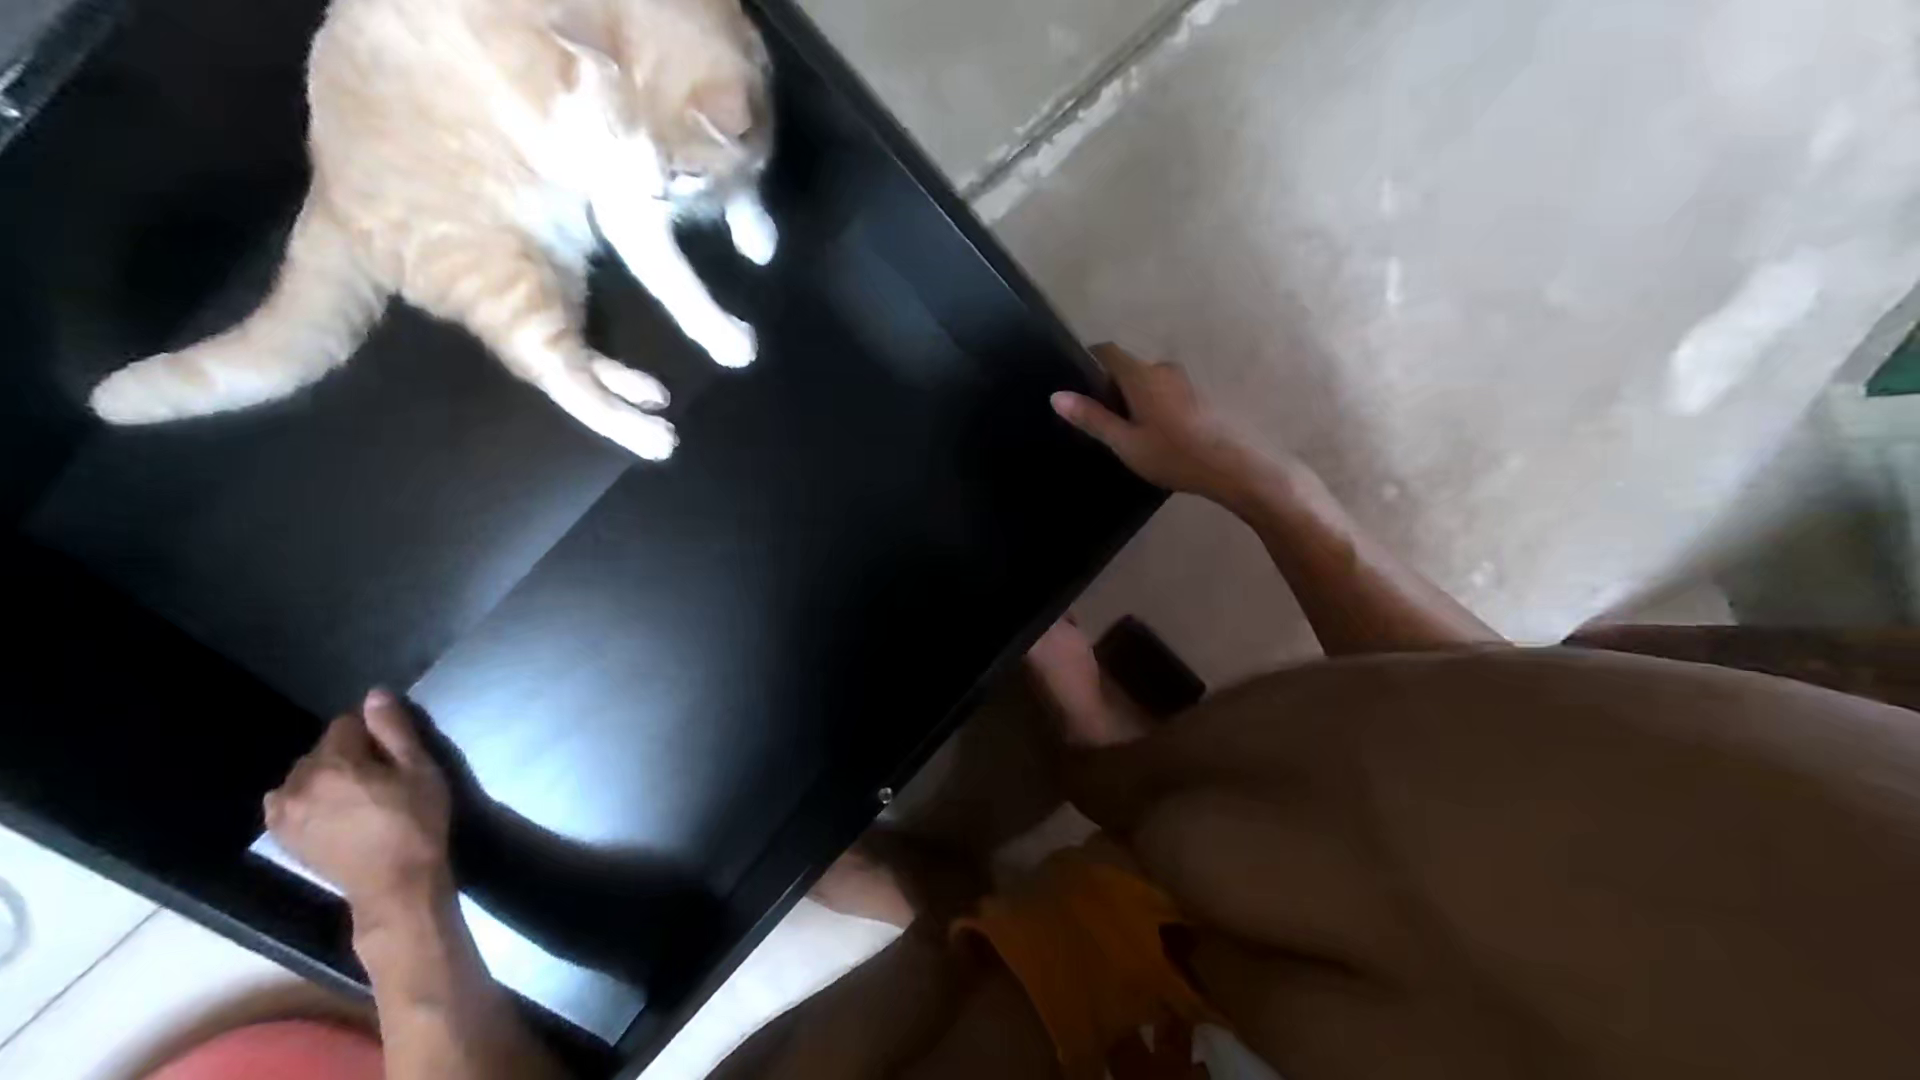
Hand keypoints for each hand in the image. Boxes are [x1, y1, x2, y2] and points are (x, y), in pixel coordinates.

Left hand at [265, 689, 452, 917]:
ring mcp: (282, 812)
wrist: (395, 881)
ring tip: (360, 794)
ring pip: (305, 773)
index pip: (346, 723)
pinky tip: (335, 809)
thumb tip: (375, 694)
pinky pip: (288, 799)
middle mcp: (297, 784)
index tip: (396, 749)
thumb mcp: (419, 768)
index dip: (374, 730)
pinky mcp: (281, 834)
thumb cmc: (416, 820)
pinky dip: (309, 795)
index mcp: (334, 764)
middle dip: (350, 752)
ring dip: (329, 774)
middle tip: (383, 773)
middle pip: (323, 748)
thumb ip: (394, 729)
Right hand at [1051, 344, 1270, 501]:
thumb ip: (1091, 418)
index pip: (1107, 352)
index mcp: (1141, 375)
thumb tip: (1056, 396)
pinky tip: (1152, 436)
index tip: (1075, 382)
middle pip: (1126, 369)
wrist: (1232, 467)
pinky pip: (1163, 393)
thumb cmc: (1172, 454)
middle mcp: (1162, 369)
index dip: (1088, 361)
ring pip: (1146, 382)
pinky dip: (1150, 406)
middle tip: (1098, 420)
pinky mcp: (1198, 397)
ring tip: (1124, 433)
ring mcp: (1184, 382)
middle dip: (1109, 387)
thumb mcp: (1124, 442)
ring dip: (1132, 399)